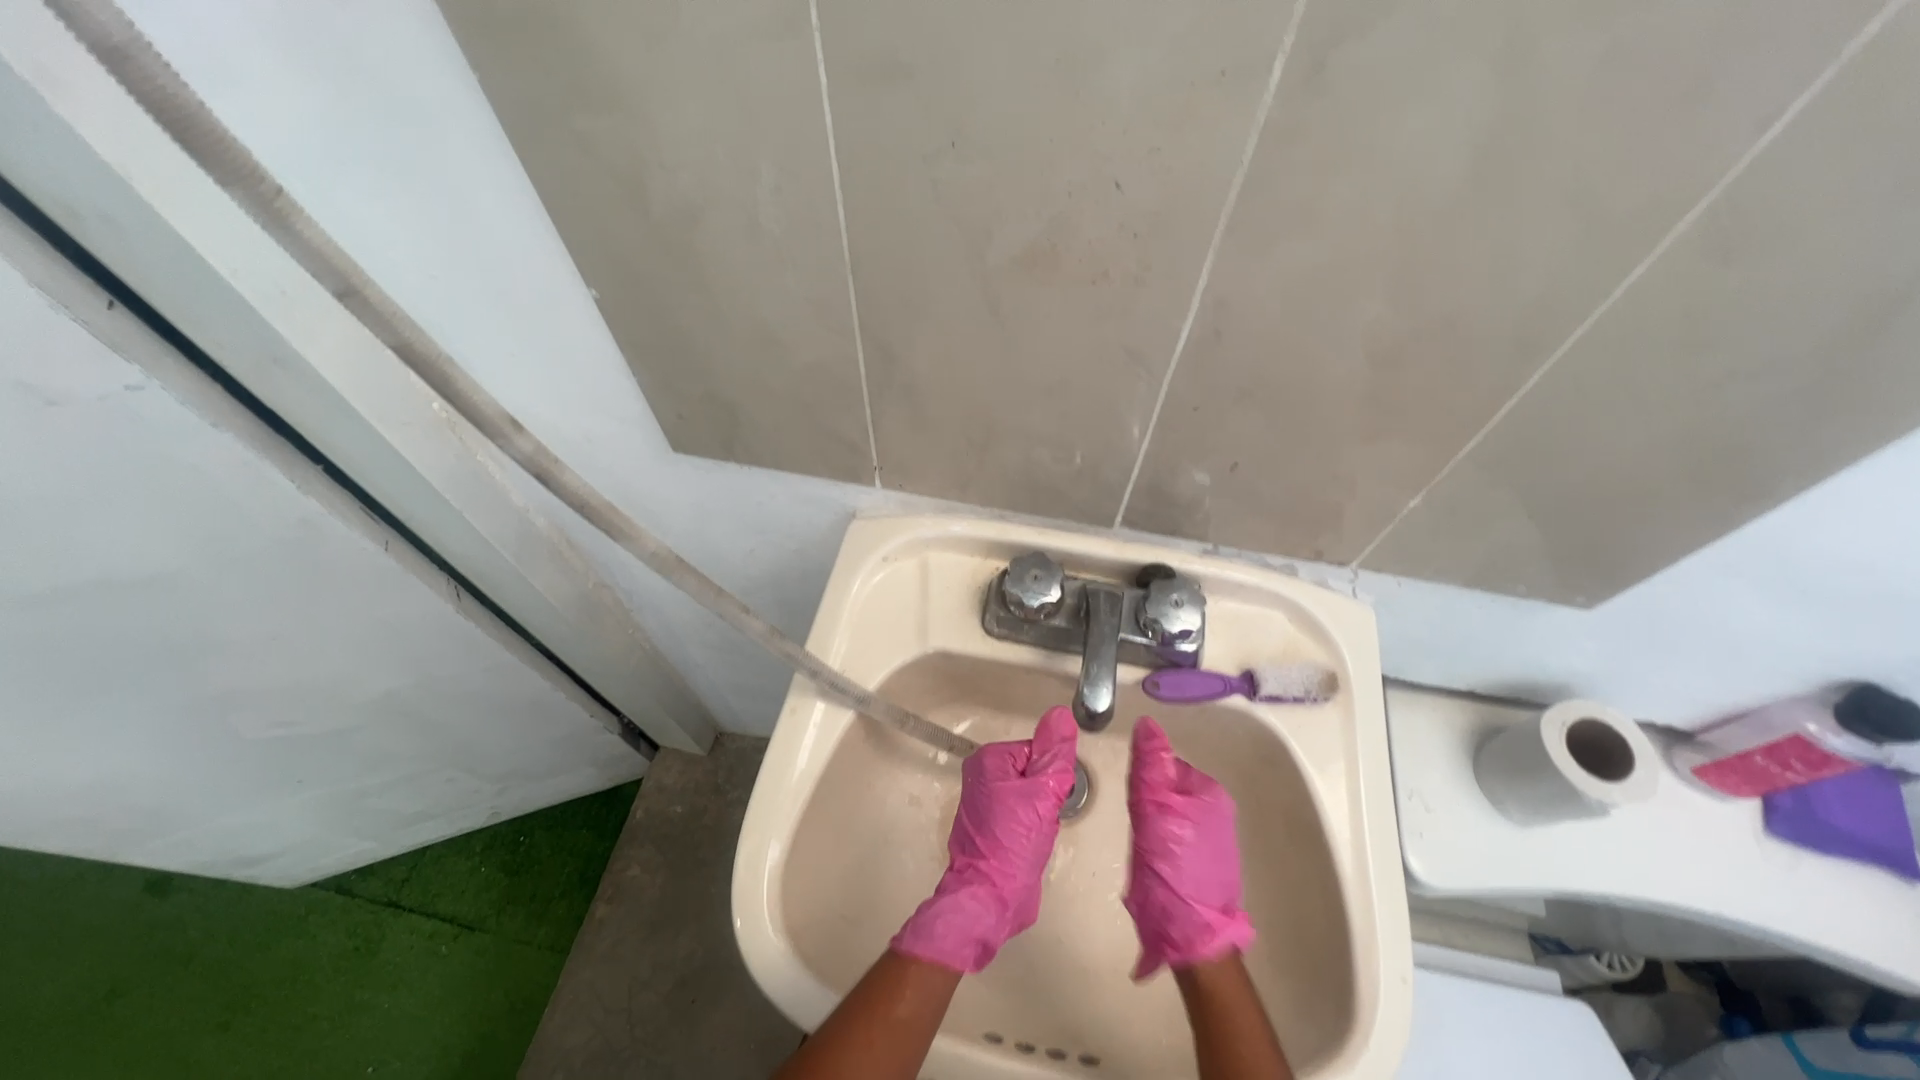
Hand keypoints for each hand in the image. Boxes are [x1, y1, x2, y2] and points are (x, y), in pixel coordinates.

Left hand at [891, 706, 1079, 973]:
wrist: (991, 899)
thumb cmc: (1011, 845)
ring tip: (1037, 833)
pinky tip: (1032, 843)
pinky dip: (1035, 828)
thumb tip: (1061, 716)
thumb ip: (1056, 755)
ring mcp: (986, 804)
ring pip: (1034, 795)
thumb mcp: (1043, 794)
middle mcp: (982, 777)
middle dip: (1048, 795)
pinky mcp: (994, 827)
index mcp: (988, 760)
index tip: (1049, 797)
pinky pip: (1026, 816)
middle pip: (1036, 771)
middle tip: (1043, 818)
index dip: (1052, 775)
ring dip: (1043, 814)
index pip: (1038, 749)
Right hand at [1124, 716, 1254, 978]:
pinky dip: (1163, 845)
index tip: (1131, 805)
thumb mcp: (1152, 811)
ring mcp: (1216, 839)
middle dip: (1147, 804)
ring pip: (1171, 815)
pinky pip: (1178, 838)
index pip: (1164, 765)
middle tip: (1136, 831)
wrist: (1192, 936)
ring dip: (1154, 826)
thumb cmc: (1169, 868)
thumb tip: (1147, 724)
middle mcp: (1217, 810)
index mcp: (1207, 791)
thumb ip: (1149, 768)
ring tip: (1145, 851)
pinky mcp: (1210, 864)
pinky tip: (1157, 865)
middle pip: (1168, 790)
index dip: (1141, 782)